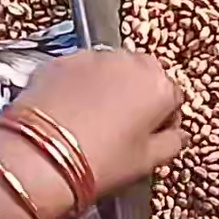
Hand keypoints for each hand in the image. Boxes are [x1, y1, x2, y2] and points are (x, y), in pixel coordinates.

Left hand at [10, 48, 185, 200]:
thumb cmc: (102, 162)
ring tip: (92, 120)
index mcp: (160, 85)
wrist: (39, 158)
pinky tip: (69, 112)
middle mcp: (131, 61)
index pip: (174, 98)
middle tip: (121, 129)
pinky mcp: (61, 59)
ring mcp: (94, 56)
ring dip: (109, 88)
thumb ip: (172, 143)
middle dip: (137, 97)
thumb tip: (180, 135)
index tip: (148, 138)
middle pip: (144, 76)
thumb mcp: (146, 162)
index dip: (162, 120)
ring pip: (111, 70)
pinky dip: (79, 85)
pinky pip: (81, 70)